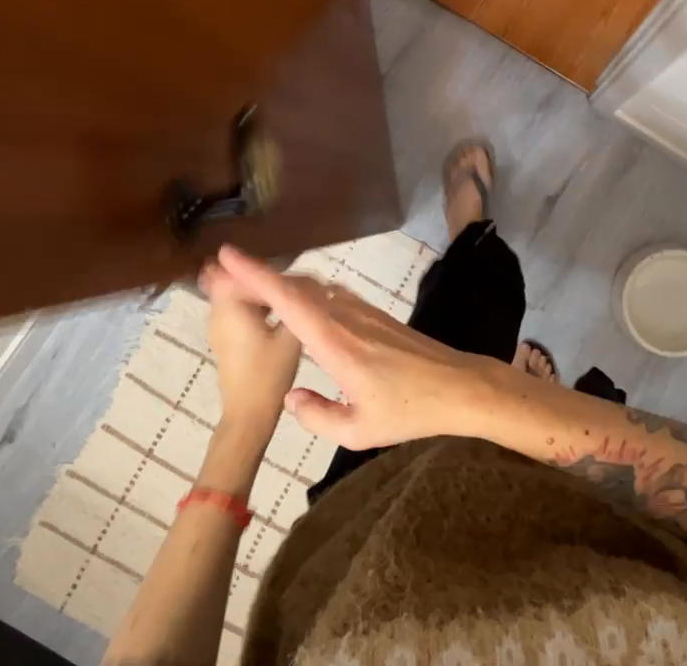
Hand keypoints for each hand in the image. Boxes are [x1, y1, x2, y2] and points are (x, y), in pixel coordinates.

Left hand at [198, 258, 304, 426]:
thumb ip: (298, 304)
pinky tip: (275, 310)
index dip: (273, 270)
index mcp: (232, 306)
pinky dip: (253, 304)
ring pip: (236, 294)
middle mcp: (218, 312)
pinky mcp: (223, 338)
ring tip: (289, 294)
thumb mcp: (291, 336)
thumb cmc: (269, 374)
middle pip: (239, 279)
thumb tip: (310, 283)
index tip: (298, 275)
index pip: (249, 273)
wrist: (248, 414)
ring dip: (259, 290)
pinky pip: (236, 309)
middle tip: (296, 281)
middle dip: (264, 277)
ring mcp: (218, 326)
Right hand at [208, 245, 514, 449]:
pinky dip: (309, 291)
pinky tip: (300, 300)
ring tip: (254, 286)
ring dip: (285, 282)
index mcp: (338, 344)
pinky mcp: (378, 315)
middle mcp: (348, 319)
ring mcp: (366, 313)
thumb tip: (289, 396)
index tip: (229, 256)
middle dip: (261, 274)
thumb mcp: (358, 430)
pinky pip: (335, 295)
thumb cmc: (411, 411)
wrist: (460, 387)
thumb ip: (316, 415)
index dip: (258, 276)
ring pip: (317, 287)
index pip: (291, 302)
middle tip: (226, 271)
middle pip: (299, 286)